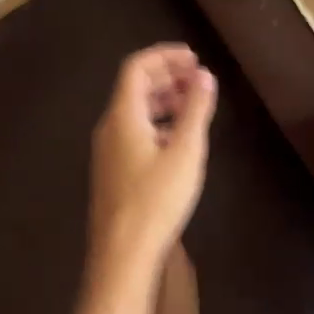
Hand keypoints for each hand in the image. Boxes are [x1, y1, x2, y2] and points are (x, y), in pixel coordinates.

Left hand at [88, 44, 216, 268]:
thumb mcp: (185, 151)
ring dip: (164, 99)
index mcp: (123, 116)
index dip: (164, 56)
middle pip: (135, 87)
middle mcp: (110, 128)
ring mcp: (109, 152)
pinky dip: (158, 122)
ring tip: (194, 105)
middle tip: (198, 78)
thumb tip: (204, 74)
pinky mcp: (114, 173)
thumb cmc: (156, 200)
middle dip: (167, 76)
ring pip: (136, 111)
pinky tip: (179, 139)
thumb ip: (196, 109)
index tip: (193, 57)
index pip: (137, 68)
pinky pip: (135, 131)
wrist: (122, 257)